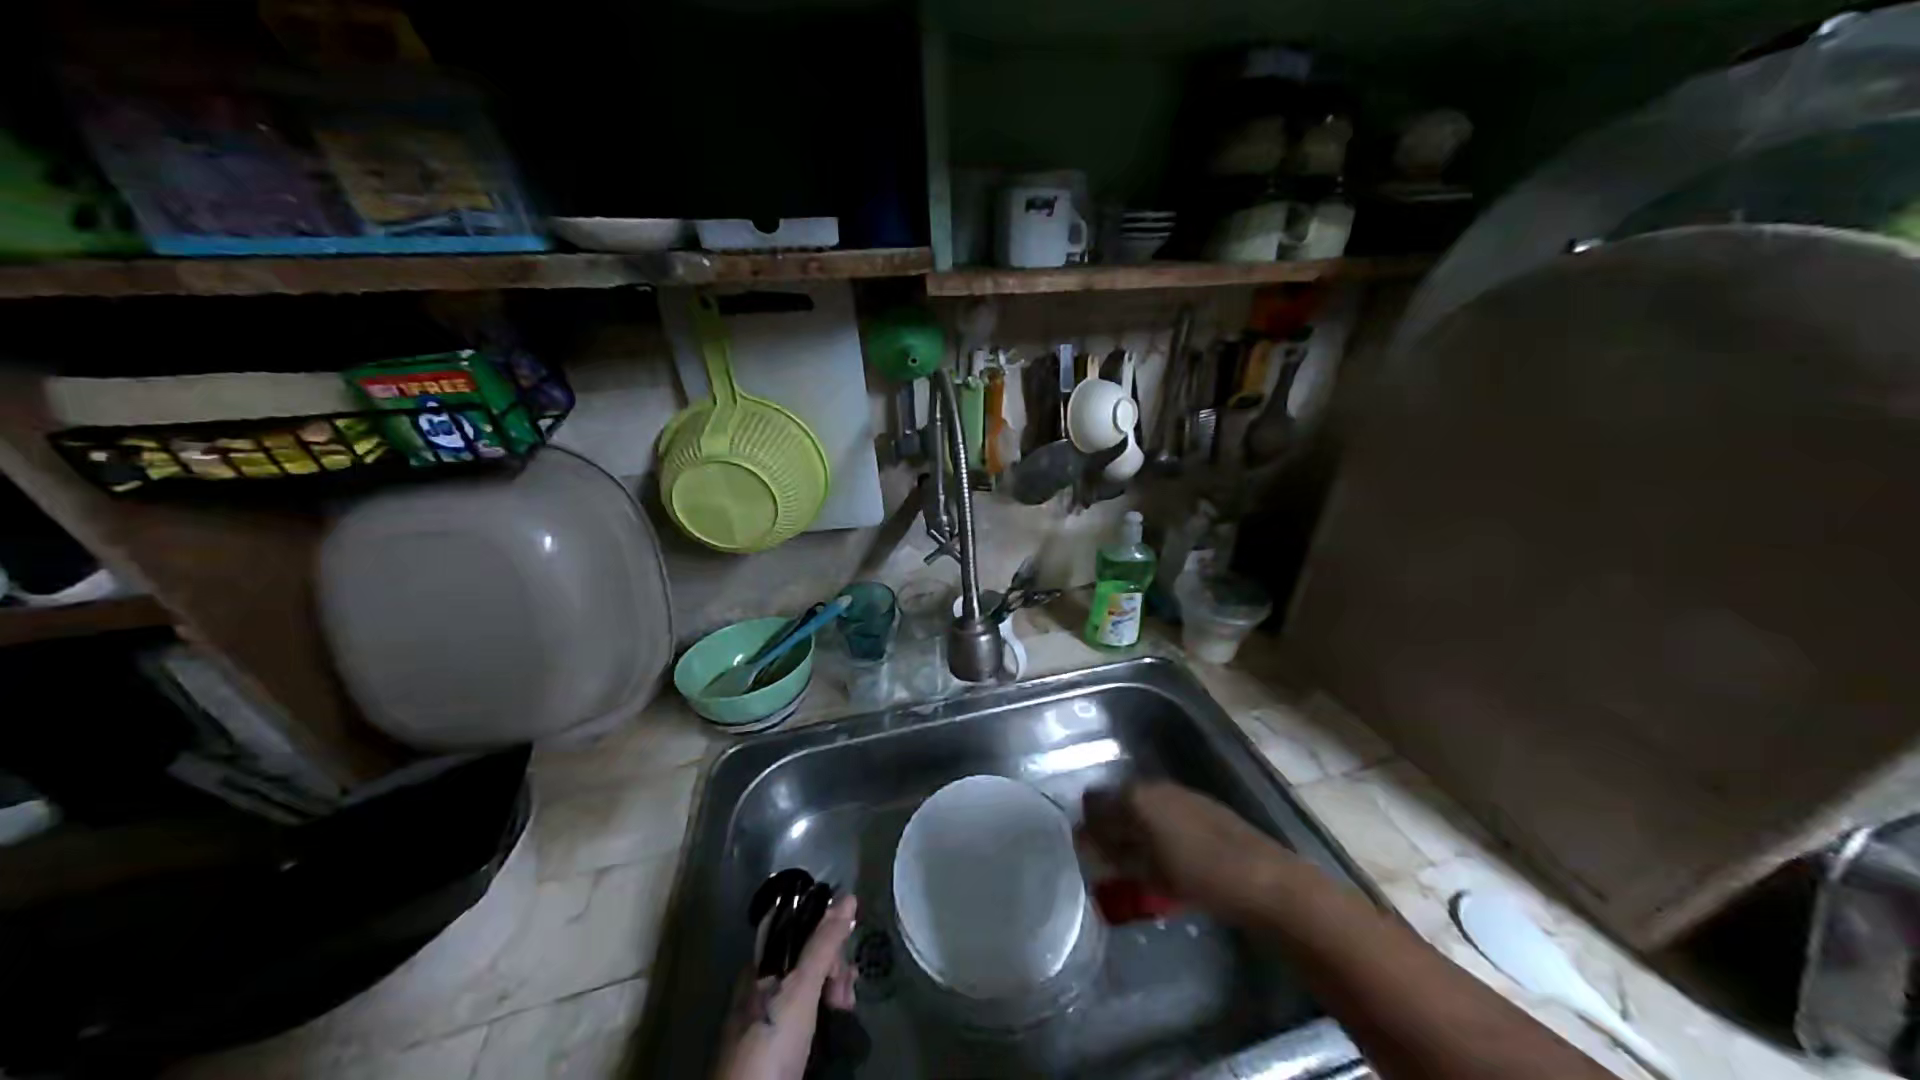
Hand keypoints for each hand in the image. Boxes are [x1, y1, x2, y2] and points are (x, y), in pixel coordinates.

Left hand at [713, 895, 857, 1079]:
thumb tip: (847, 897)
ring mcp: (769, 1018)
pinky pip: (808, 1015)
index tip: (845, 950)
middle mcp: (762, 986)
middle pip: (806, 958)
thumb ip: (823, 944)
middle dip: (833, 967)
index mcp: (760, 966)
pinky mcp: (777, 1046)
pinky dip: (826, 1013)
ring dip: (834, 991)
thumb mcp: (800, 988)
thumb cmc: (770, 1042)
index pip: (798, 930)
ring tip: (846, 1011)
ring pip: (810, 987)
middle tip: (845, 993)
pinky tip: (839, 1021)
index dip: (825, 933)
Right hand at [1082, 780, 1298, 916]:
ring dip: (1136, 828)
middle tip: (1113, 859)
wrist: (1262, 878)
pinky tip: (1169, 855)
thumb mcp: (1144, 870)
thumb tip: (1087, 839)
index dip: (1088, 826)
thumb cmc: (1195, 875)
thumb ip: (1111, 852)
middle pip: (1118, 800)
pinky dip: (1159, 829)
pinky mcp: (1202, 804)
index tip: (1091, 851)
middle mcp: (1153, 785)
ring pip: (1144, 806)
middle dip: (1112, 826)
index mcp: (1133, 796)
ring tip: (1141, 861)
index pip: (1093, 802)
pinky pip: (1166, 812)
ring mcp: (1180, 792)